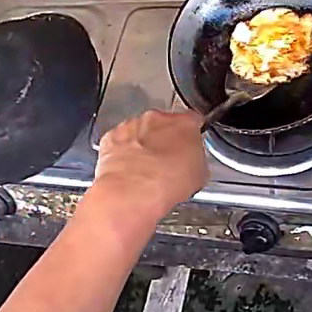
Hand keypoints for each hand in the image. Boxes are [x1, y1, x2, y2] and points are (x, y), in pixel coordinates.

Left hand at [89, 110, 208, 225]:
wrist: (134, 192)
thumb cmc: (166, 182)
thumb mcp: (200, 176)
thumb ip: (197, 160)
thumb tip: (194, 165)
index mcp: (184, 124)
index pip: (193, 120)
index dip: (192, 134)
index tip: (191, 144)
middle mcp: (157, 119)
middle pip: (164, 124)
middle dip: (165, 140)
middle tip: (168, 162)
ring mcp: (132, 126)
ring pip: (140, 132)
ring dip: (144, 146)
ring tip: (147, 171)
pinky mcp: (112, 138)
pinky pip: (119, 142)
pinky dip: (123, 153)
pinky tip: (129, 171)